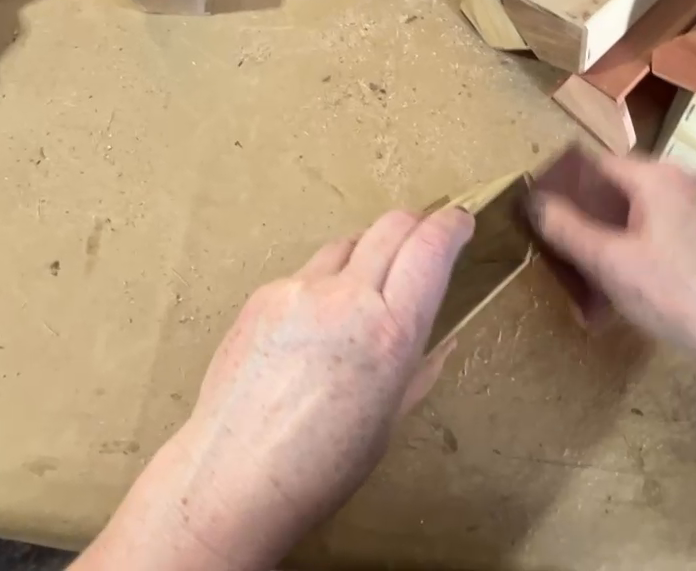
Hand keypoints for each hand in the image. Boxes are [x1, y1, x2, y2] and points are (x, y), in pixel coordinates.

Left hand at [80, 206, 472, 570]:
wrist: (235, 475)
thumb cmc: (325, 465)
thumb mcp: (390, 419)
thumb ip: (418, 368)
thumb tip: (443, 339)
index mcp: (390, 332)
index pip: (430, 248)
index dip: (451, 225)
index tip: (460, 221)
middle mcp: (347, 296)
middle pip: (391, 225)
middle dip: (415, 223)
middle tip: (423, 236)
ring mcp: (300, 288)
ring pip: (347, 244)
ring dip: (367, 251)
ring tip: (365, 285)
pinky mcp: (264, 292)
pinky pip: (306, 273)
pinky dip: (323, 283)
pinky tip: (313, 323)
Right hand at [529, 150, 695, 364]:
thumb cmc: (675, 295)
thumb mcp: (609, 263)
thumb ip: (566, 228)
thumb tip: (533, 200)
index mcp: (657, 175)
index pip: (594, 164)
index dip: (563, 186)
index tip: (542, 213)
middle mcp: (682, 178)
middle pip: (617, 185)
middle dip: (587, 213)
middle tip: (564, 244)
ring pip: (638, 206)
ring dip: (611, 230)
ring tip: (591, 264)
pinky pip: (660, 222)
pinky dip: (637, 239)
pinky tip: (628, 275)